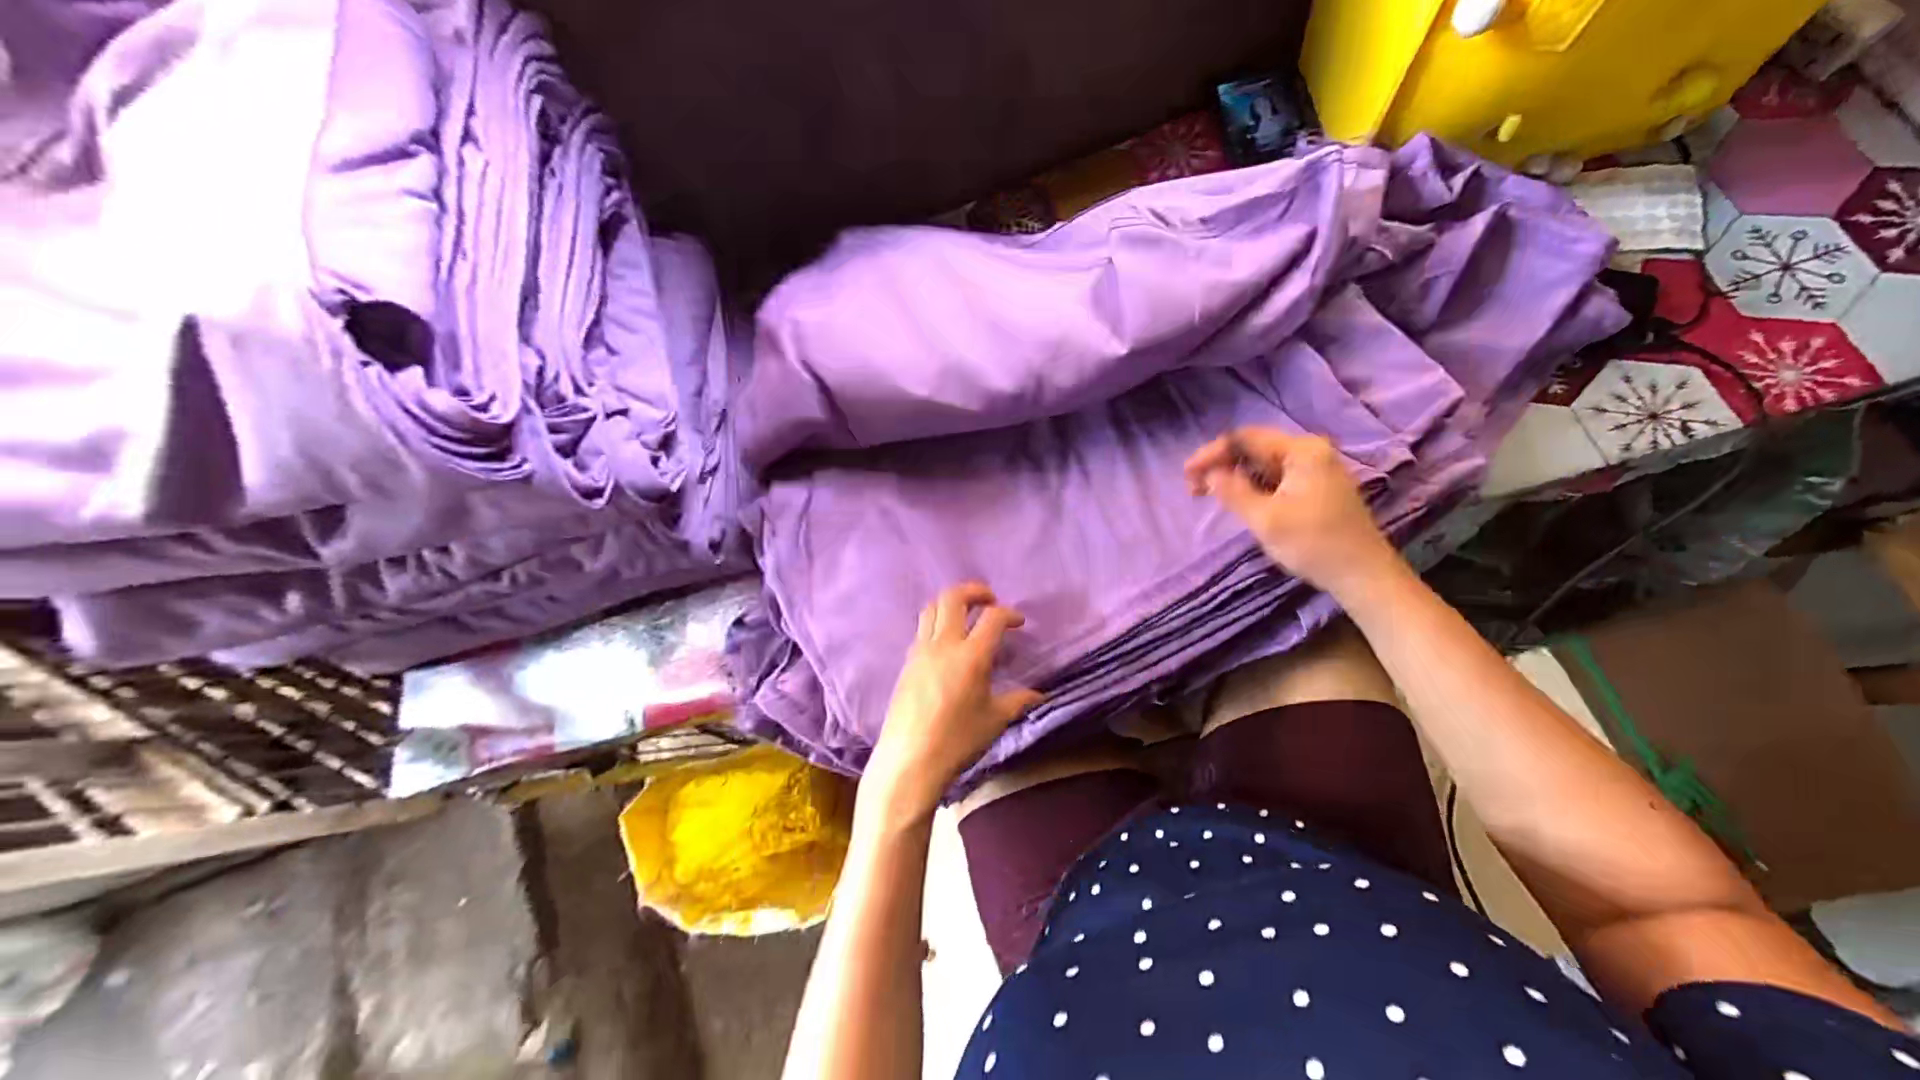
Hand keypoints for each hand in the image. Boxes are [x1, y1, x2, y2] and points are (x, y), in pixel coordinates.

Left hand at [864, 583, 1042, 817]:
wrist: (910, 760)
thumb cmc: (958, 740)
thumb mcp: (995, 720)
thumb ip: (1017, 700)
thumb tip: (1038, 695)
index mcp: (971, 656)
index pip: (992, 618)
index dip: (1009, 614)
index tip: (1018, 623)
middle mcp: (943, 644)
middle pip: (954, 598)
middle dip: (974, 591)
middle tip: (990, 601)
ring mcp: (920, 651)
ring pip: (931, 608)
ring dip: (951, 603)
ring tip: (966, 615)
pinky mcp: (906, 662)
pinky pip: (921, 628)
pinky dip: (936, 622)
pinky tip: (946, 642)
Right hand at [1184, 427, 1403, 597]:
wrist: (1362, 574)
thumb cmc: (1314, 544)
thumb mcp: (1266, 519)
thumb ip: (1233, 492)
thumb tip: (1209, 473)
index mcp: (1302, 451)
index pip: (1245, 439)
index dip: (1211, 453)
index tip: (1186, 474)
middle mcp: (1310, 452)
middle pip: (1254, 448)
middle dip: (1220, 464)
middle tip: (1193, 487)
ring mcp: (1315, 469)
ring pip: (1262, 464)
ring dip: (1234, 475)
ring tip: (1208, 494)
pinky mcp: (1315, 487)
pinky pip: (1275, 477)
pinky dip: (1251, 485)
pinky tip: (1235, 499)